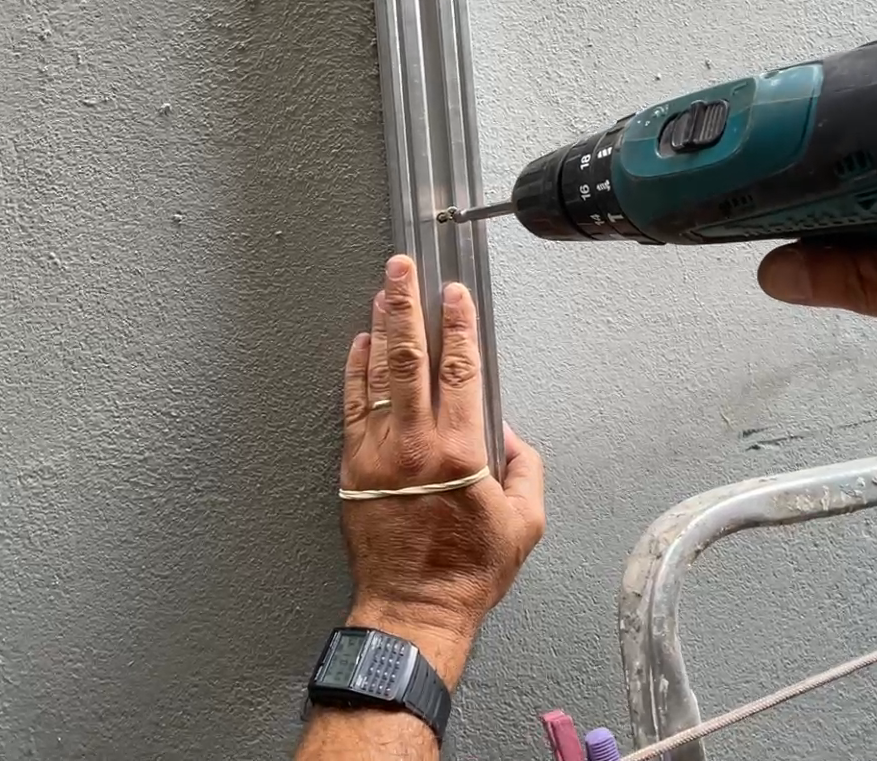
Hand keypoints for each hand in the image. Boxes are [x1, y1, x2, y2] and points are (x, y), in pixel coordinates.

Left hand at [338, 255, 545, 673]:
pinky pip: (351, 406)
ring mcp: (377, 452)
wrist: (412, 607)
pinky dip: (354, 371)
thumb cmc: (468, 570)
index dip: (458, 326)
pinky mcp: (353, 466)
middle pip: (409, 357)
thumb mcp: (525, 522)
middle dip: (406, 305)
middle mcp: (415, 443)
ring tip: (381, 291)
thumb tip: (506, 430)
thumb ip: (524, 465)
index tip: (455, 295)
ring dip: (380, 327)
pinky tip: (359, 343)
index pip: (460, 370)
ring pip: (377, 374)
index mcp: (460, 451)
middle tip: (402, 269)